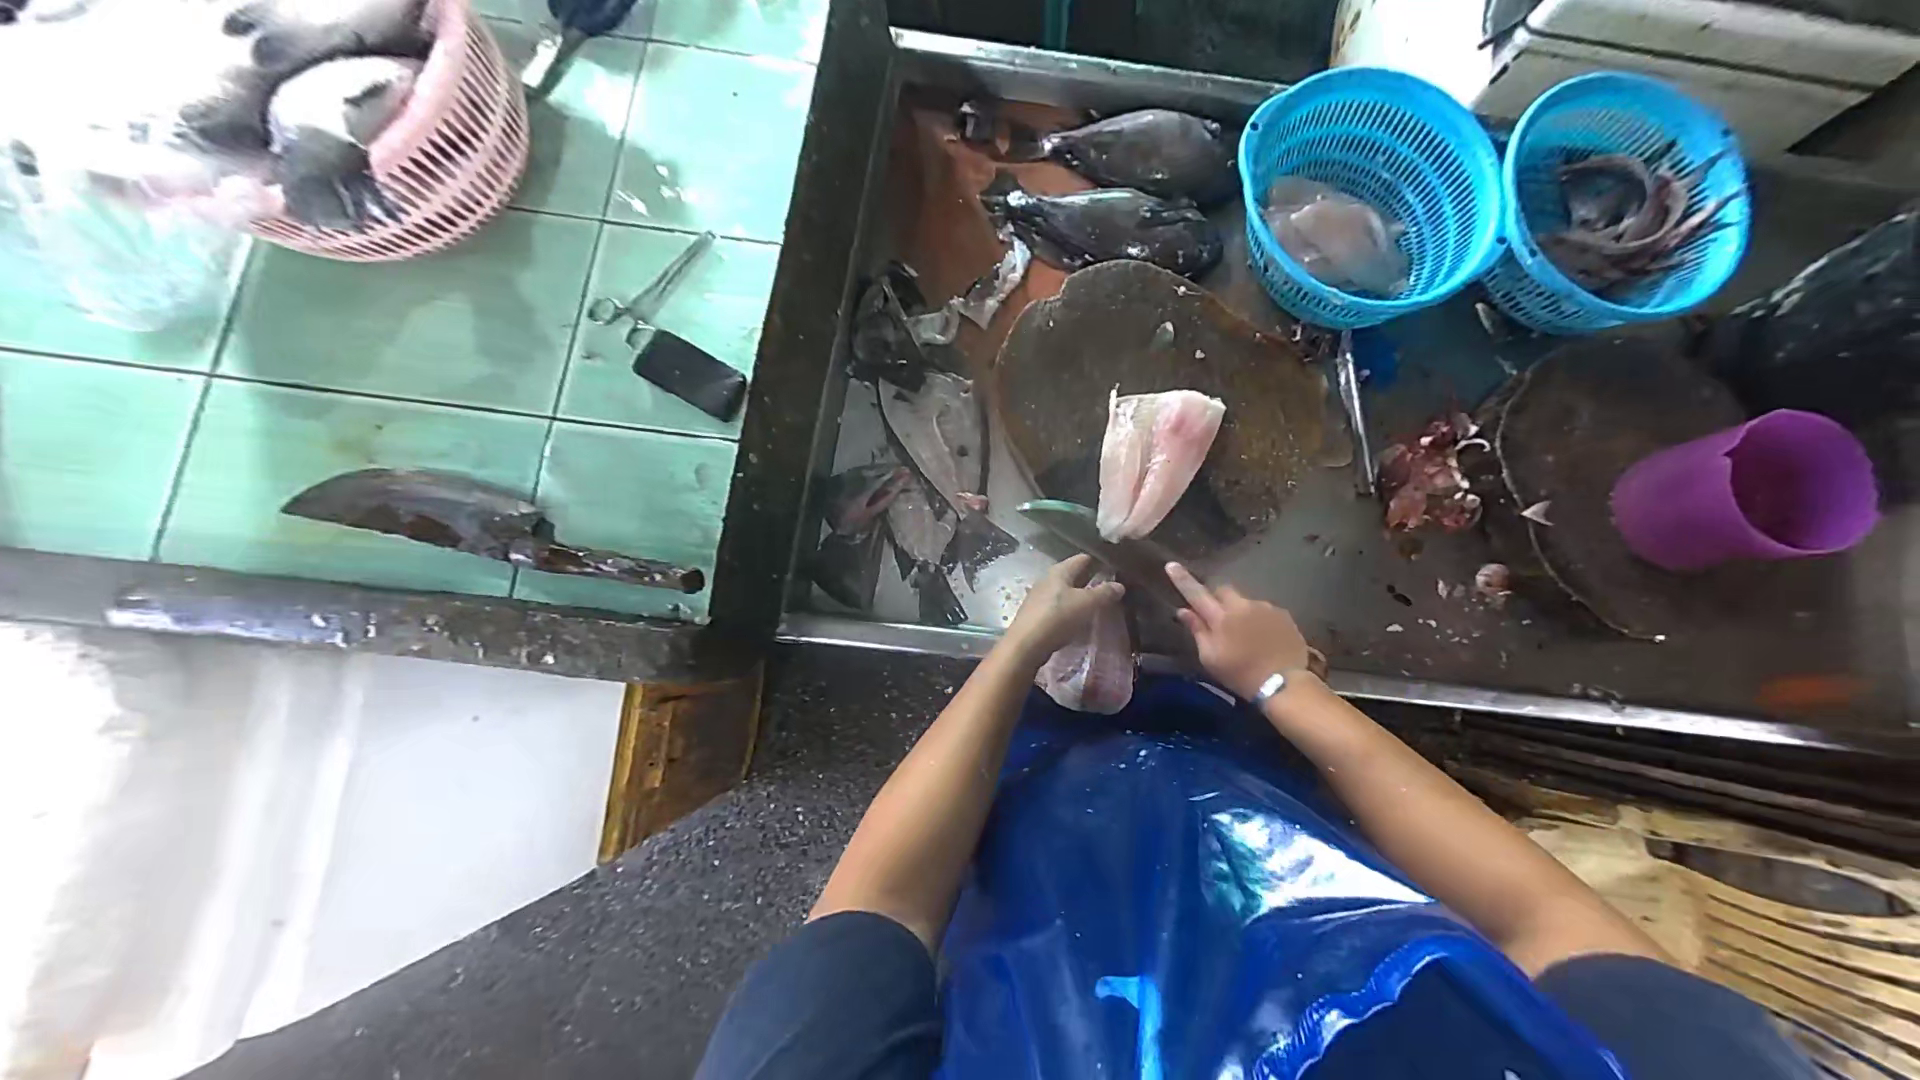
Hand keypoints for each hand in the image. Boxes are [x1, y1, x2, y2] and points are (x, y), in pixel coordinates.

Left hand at [1002, 554, 1125, 664]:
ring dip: (1080, 596)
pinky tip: (1079, 619)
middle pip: (1073, 575)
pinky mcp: (1036, 615)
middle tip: (1110, 587)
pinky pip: (1059, 607)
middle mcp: (1047, 580)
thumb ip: (1104, 593)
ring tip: (1098, 604)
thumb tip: (1119, 585)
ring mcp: (1040, 597)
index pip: (1082, 558)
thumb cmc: (1057, 617)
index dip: (1098, 561)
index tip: (1114, 567)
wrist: (1026, 645)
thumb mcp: (1086, 603)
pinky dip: (1071, 609)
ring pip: (1065, 592)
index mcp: (1059, 571)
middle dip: (1091, 579)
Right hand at [1166, 562, 1317, 699]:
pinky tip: (1262, 636)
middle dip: (1217, 599)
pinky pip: (1264, 610)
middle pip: (1223, 590)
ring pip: (1245, 601)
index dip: (1182, 579)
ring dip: (1240, 611)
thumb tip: (1183, 611)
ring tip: (1245, 634)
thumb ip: (1197, 631)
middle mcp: (1242, 605)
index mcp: (1220, 617)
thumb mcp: (1210, 658)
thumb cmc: (1240, 674)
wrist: (1284, 683)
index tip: (1171, 564)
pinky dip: (1258, 618)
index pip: (1196, 593)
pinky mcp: (1283, 615)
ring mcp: (1265, 608)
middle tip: (1217, 618)